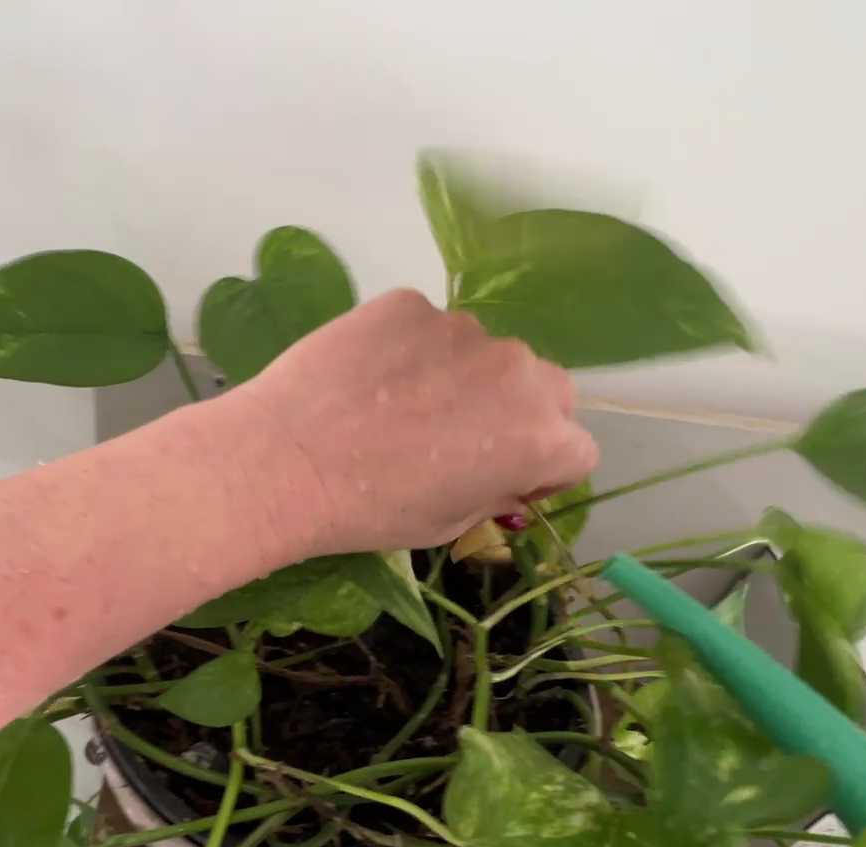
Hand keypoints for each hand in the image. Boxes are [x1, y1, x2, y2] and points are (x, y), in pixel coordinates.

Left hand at [212, 289, 598, 555]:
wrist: (289, 462)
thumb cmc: (371, 510)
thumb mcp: (446, 524)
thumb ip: (493, 493)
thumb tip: (506, 478)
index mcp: (538, 438)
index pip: (576, 449)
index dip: (544, 469)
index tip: (506, 479)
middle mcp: (517, 372)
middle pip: (546, 389)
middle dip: (518, 414)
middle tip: (461, 439)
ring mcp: (463, 329)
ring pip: (484, 354)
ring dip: (463, 377)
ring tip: (399, 408)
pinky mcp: (410, 303)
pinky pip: (427, 329)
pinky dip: (411, 351)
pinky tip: (368, 379)